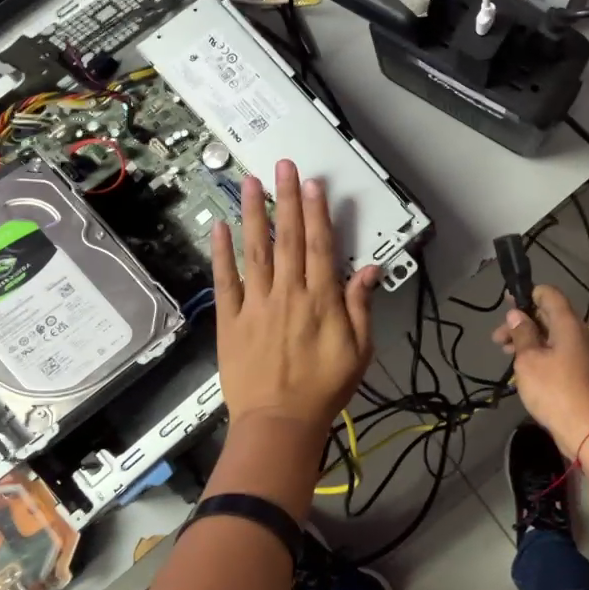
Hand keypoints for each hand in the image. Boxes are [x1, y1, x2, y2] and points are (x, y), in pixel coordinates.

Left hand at [212, 160, 379, 433]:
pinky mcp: (231, 320)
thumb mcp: (359, 350)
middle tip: (284, 166)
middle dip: (287, 199)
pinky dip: (221, 253)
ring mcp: (256, 305)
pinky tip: (220, 227)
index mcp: (320, 300)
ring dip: (254, 214)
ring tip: (251, 182)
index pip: (319, 246)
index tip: (314, 184)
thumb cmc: (325, 388)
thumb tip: (369, 270)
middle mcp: (287, 294)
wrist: (279, 423)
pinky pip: (225, 281)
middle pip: (288, 238)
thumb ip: (360, 307)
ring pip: (256, 251)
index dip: (317, 212)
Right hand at [493, 285, 588, 451]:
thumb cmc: (553, 389)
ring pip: (549, 334)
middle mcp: (576, 332)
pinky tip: (520, 365)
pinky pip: (554, 350)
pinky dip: (537, 351)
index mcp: (567, 323)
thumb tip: (517, 314)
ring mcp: (578, 351)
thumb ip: (522, 333)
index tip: (507, 303)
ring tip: (503, 351)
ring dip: (526, 338)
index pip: (549, 294)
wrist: (584, 427)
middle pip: (548, 314)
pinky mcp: (576, 369)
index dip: (528, 294)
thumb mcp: (529, 359)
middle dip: (521, 320)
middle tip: (498, 336)